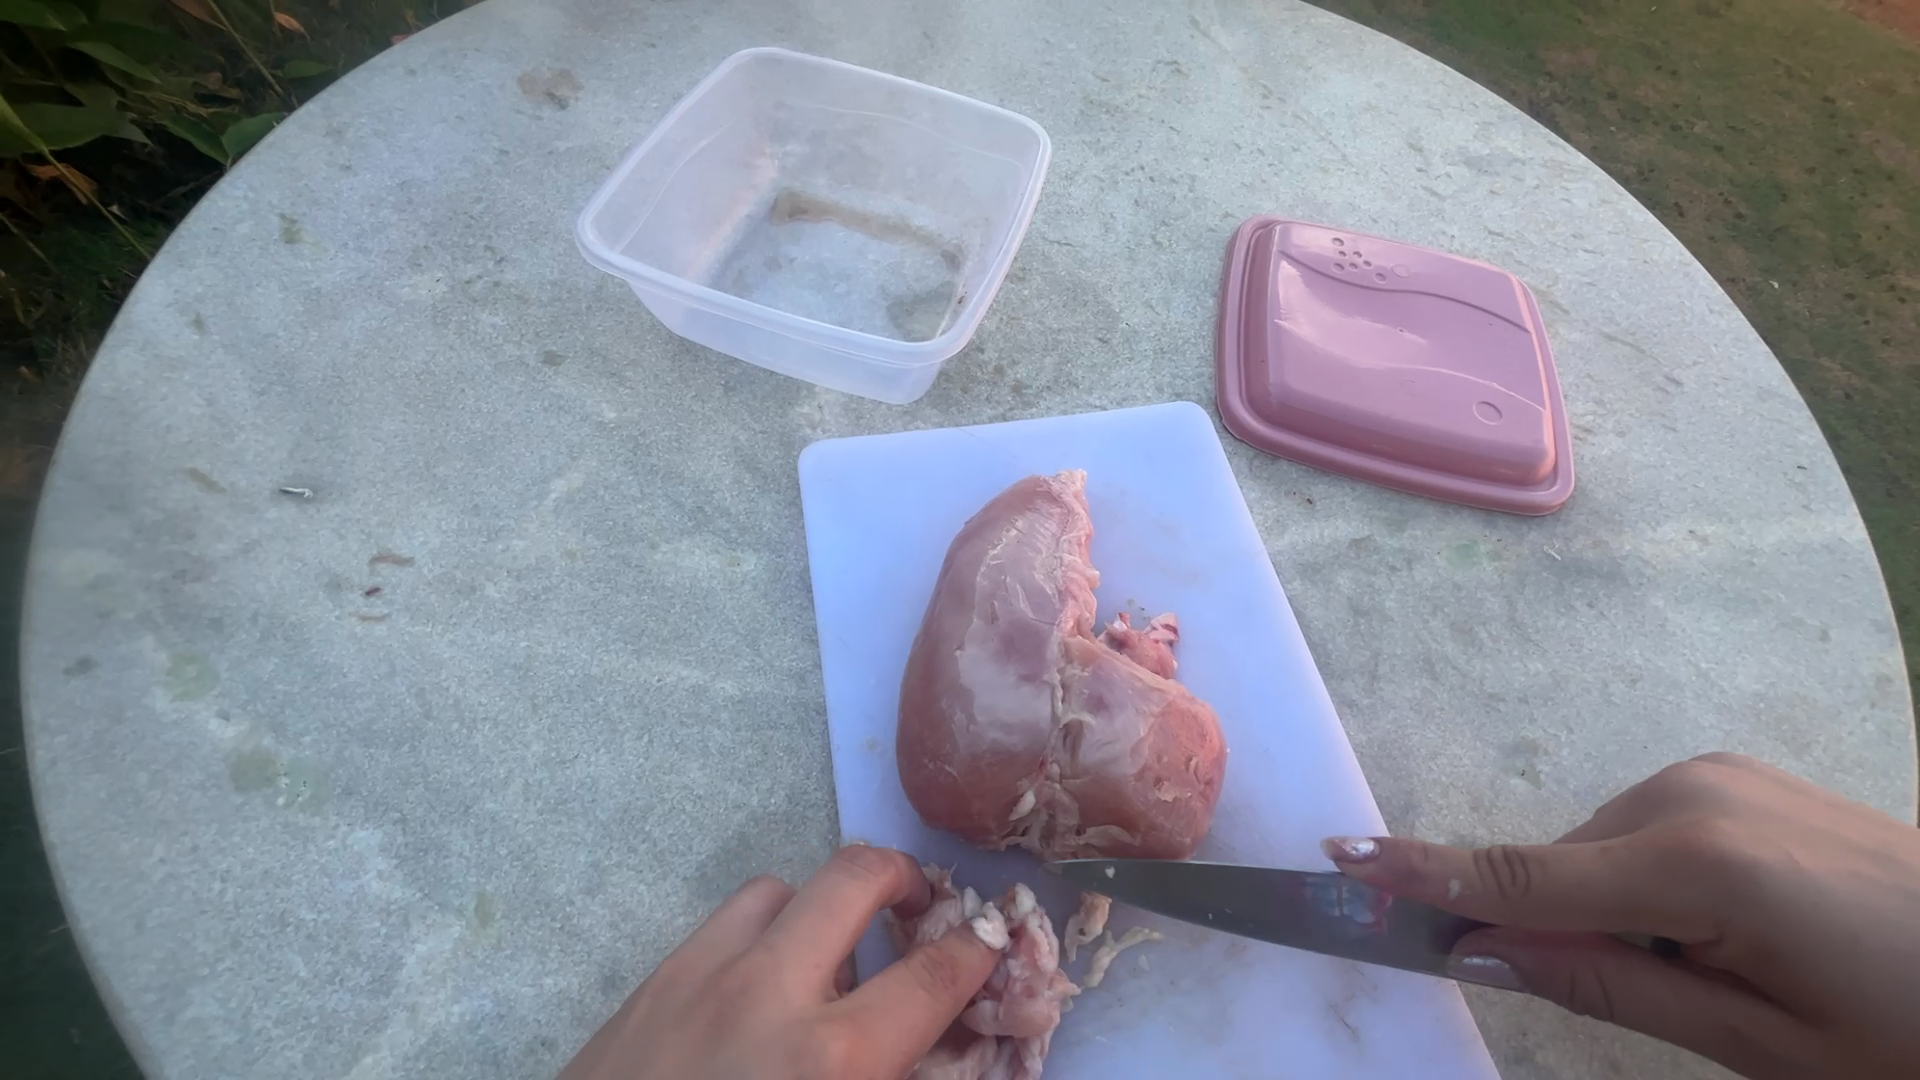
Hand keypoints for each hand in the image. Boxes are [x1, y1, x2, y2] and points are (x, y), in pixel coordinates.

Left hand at [560, 845, 999, 1079]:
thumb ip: (884, 1077)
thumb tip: (927, 1046)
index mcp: (827, 1061)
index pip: (929, 979)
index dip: (972, 951)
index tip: (987, 936)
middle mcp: (770, 993)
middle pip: (857, 876)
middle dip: (903, 876)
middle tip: (916, 903)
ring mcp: (703, 974)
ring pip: (783, 887)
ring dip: (818, 908)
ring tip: (823, 952)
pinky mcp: (654, 980)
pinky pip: (725, 919)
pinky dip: (759, 931)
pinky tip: (753, 981)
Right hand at [1323, 752, 1919, 1079]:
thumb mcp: (1770, 1047)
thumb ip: (1607, 986)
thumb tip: (1479, 954)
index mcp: (1699, 863)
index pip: (1524, 876)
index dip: (1427, 872)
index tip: (1345, 855)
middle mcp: (1685, 791)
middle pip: (1566, 865)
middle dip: (1580, 925)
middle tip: (1689, 995)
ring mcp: (1708, 771)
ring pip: (1602, 848)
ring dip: (1622, 902)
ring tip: (1743, 958)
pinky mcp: (1727, 770)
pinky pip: (1644, 826)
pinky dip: (1652, 872)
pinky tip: (1748, 911)